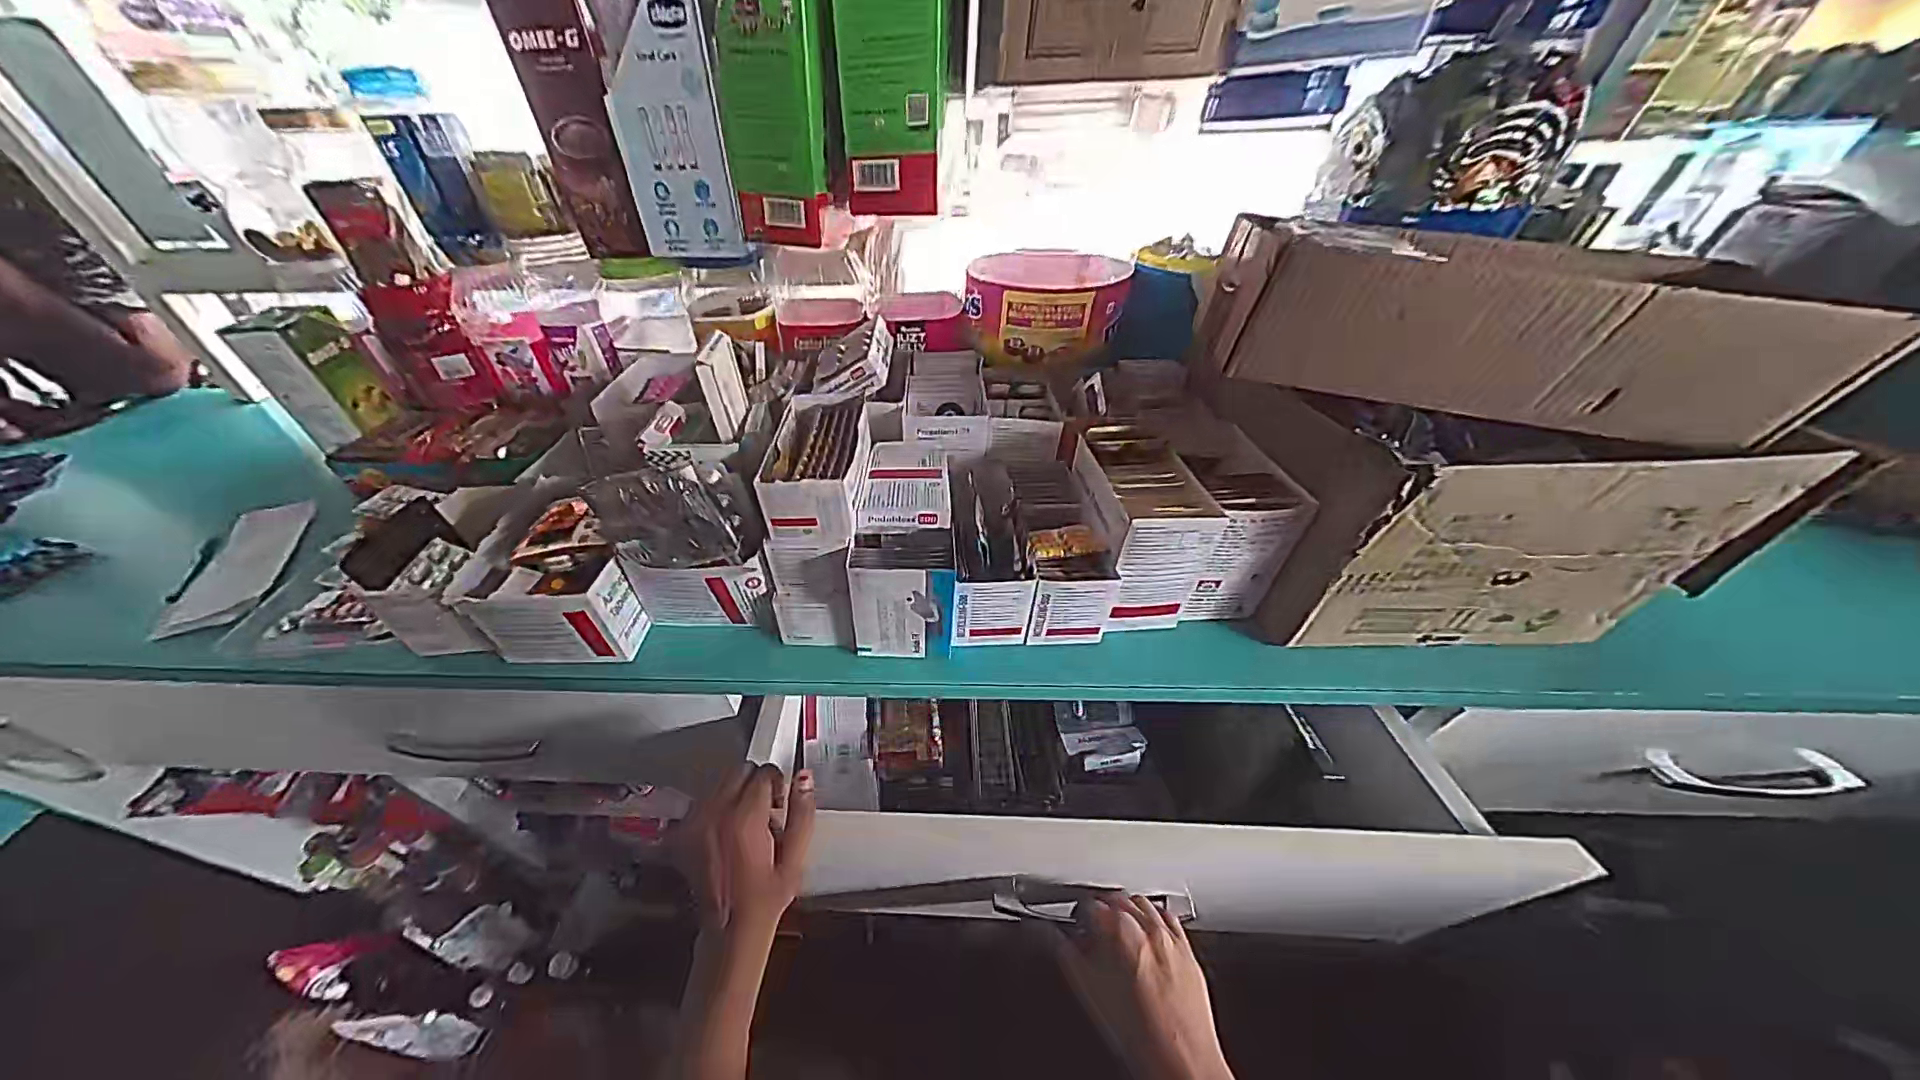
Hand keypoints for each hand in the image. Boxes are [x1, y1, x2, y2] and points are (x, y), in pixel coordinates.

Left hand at [677, 764, 815, 932]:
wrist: (728, 929)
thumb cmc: (766, 897)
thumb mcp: (795, 859)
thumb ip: (802, 814)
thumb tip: (804, 778)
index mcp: (745, 818)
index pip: (764, 773)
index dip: (778, 785)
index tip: (780, 804)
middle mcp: (716, 814)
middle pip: (740, 771)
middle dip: (756, 784)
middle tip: (765, 812)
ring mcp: (695, 823)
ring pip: (721, 783)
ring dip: (737, 794)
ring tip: (746, 825)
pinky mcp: (682, 832)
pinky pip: (705, 801)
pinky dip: (718, 807)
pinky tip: (727, 833)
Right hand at [1046, 893, 1233, 1079]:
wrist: (1180, 1060)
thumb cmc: (1138, 1032)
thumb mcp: (1088, 989)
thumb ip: (1067, 953)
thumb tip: (1053, 937)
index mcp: (1116, 930)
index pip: (1091, 904)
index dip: (1080, 914)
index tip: (1078, 924)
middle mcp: (1145, 926)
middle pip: (1118, 899)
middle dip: (1104, 908)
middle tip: (1096, 924)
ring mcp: (1168, 936)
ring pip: (1144, 905)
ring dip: (1129, 910)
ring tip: (1120, 927)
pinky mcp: (1187, 950)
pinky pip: (1170, 919)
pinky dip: (1156, 919)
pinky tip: (1150, 933)